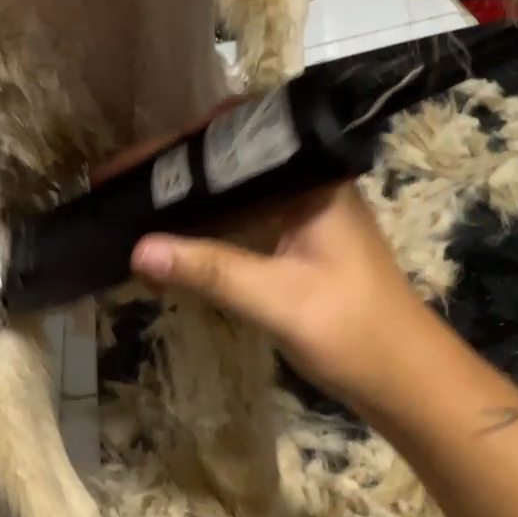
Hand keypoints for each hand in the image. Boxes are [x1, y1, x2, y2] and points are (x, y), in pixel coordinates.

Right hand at [101, 115, 449, 408]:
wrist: (404, 381)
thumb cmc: (354, 332)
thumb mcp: (279, 300)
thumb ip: (210, 270)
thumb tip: (138, 250)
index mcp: (313, 180)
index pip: (242, 135)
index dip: (186, 139)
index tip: (138, 156)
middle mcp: (302, 187)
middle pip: (225, 160)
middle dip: (169, 168)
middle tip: (114, 179)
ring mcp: (294, 217)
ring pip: (224, 193)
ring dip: (177, 199)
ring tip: (123, 203)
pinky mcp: (286, 246)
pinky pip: (229, 225)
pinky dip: (193, 231)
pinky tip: (158, 246)